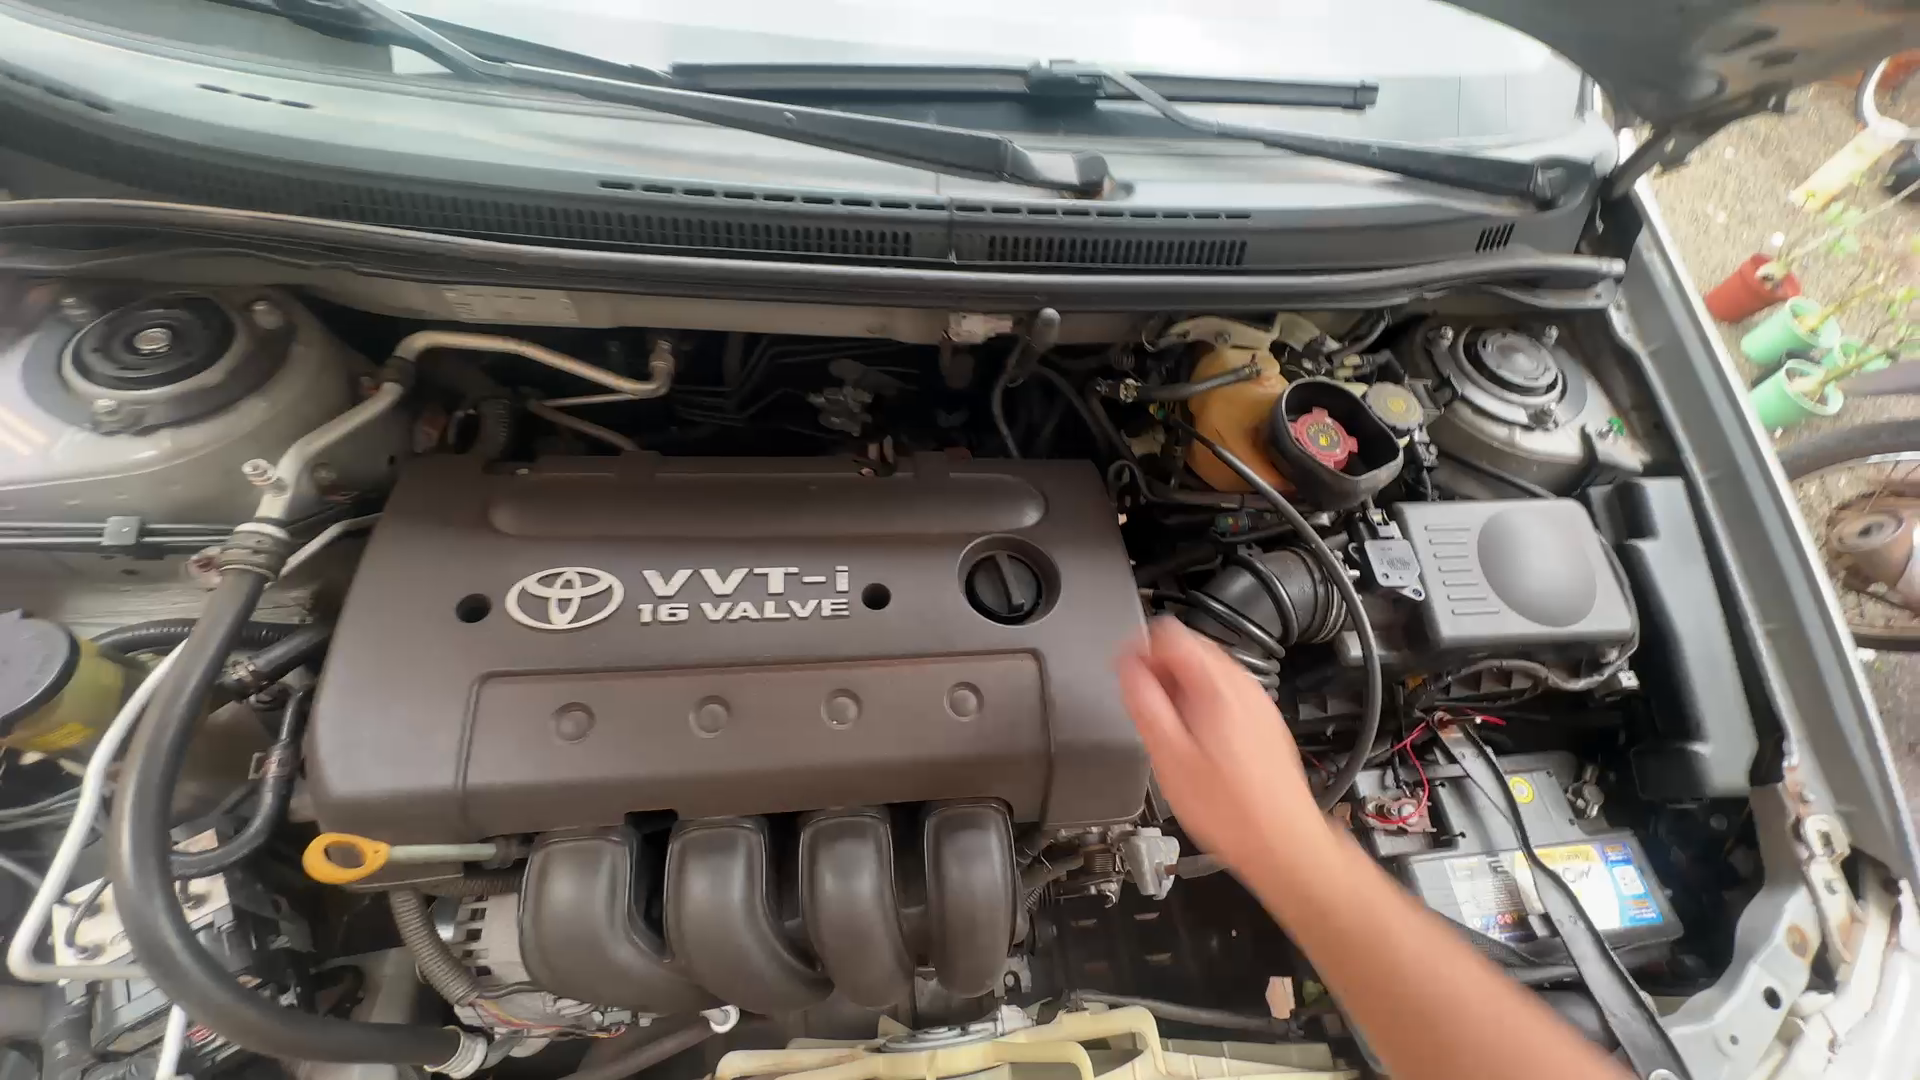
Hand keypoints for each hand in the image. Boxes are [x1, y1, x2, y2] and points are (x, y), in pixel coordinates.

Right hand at [1117, 617, 1332, 877]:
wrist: (1283, 844)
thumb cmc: (1229, 810)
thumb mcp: (1169, 755)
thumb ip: (1144, 702)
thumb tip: (1126, 666)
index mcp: (1216, 686)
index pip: (1169, 633)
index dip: (1139, 650)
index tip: (1126, 675)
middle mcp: (1242, 685)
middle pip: (1188, 647)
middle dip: (1158, 670)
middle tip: (1145, 707)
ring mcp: (1257, 701)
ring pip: (1205, 669)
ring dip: (1177, 686)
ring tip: (1168, 728)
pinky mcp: (1263, 720)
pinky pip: (1223, 692)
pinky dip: (1200, 702)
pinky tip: (1194, 740)